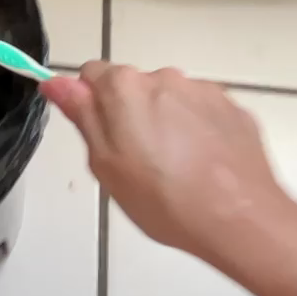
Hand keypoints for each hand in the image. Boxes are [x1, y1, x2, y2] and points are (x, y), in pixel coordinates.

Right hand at [42, 63, 296, 273]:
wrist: (242, 220)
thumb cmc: (162, 198)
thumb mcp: (105, 164)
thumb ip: (81, 115)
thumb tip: (54, 82)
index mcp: (124, 87)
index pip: (91, 75)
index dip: (91, 104)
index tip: (101, 138)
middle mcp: (163, 76)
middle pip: (133, 87)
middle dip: (130, 114)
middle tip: (137, 162)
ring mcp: (202, 90)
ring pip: (170, 99)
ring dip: (166, 121)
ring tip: (177, 169)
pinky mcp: (233, 107)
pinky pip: (203, 112)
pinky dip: (198, 130)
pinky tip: (205, 166)